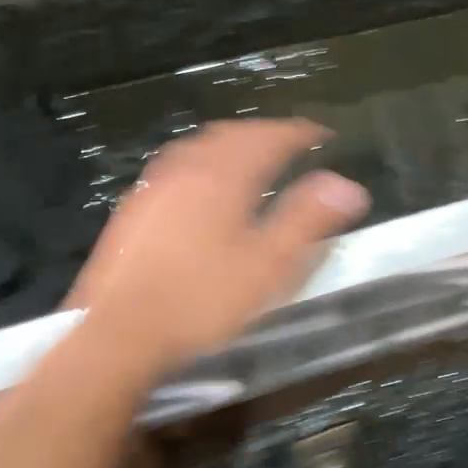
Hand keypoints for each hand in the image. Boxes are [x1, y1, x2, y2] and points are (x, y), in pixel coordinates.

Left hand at [66, 120, 369, 375]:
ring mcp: (155, 189)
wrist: (119, 334)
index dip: (299, 133)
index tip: (322, 135)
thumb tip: (348, 187)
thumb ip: (309, 221)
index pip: (269, 139)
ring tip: (252, 157)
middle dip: (264, 133)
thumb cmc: (203, 300)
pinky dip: (203, 163)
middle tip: (290, 142)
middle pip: (230, 136)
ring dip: (231, 144)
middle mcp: (187, 171)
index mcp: (224, 178)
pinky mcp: (135, 211)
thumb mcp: (269, 266)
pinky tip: (204, 188)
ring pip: (199, 149)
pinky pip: (177, 168)